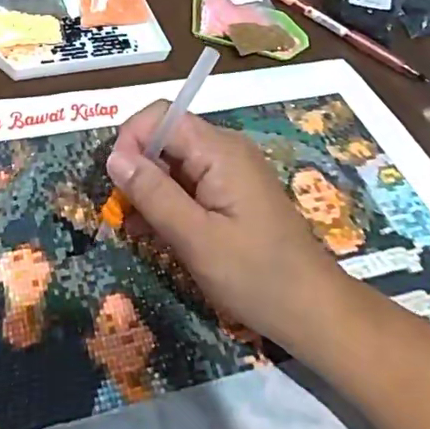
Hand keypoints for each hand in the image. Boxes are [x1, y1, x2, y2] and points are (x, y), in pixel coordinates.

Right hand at [106, 102, 335, 343]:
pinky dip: (169, 199)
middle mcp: (225, 149)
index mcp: (219, 150)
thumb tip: (113, 157)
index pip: (161, 115)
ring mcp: (231, 170)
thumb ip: (153, 194)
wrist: (317, 313)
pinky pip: (190, 181)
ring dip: (150, 188)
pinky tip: (156, 232)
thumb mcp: (196, 239)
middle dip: (137, 167)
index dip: (131, 138)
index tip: (116, 181)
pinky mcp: (233, 191)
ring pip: (174, 161)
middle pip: (166, 136)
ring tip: (135, 228)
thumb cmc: (256, 276)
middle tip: (122, 211)